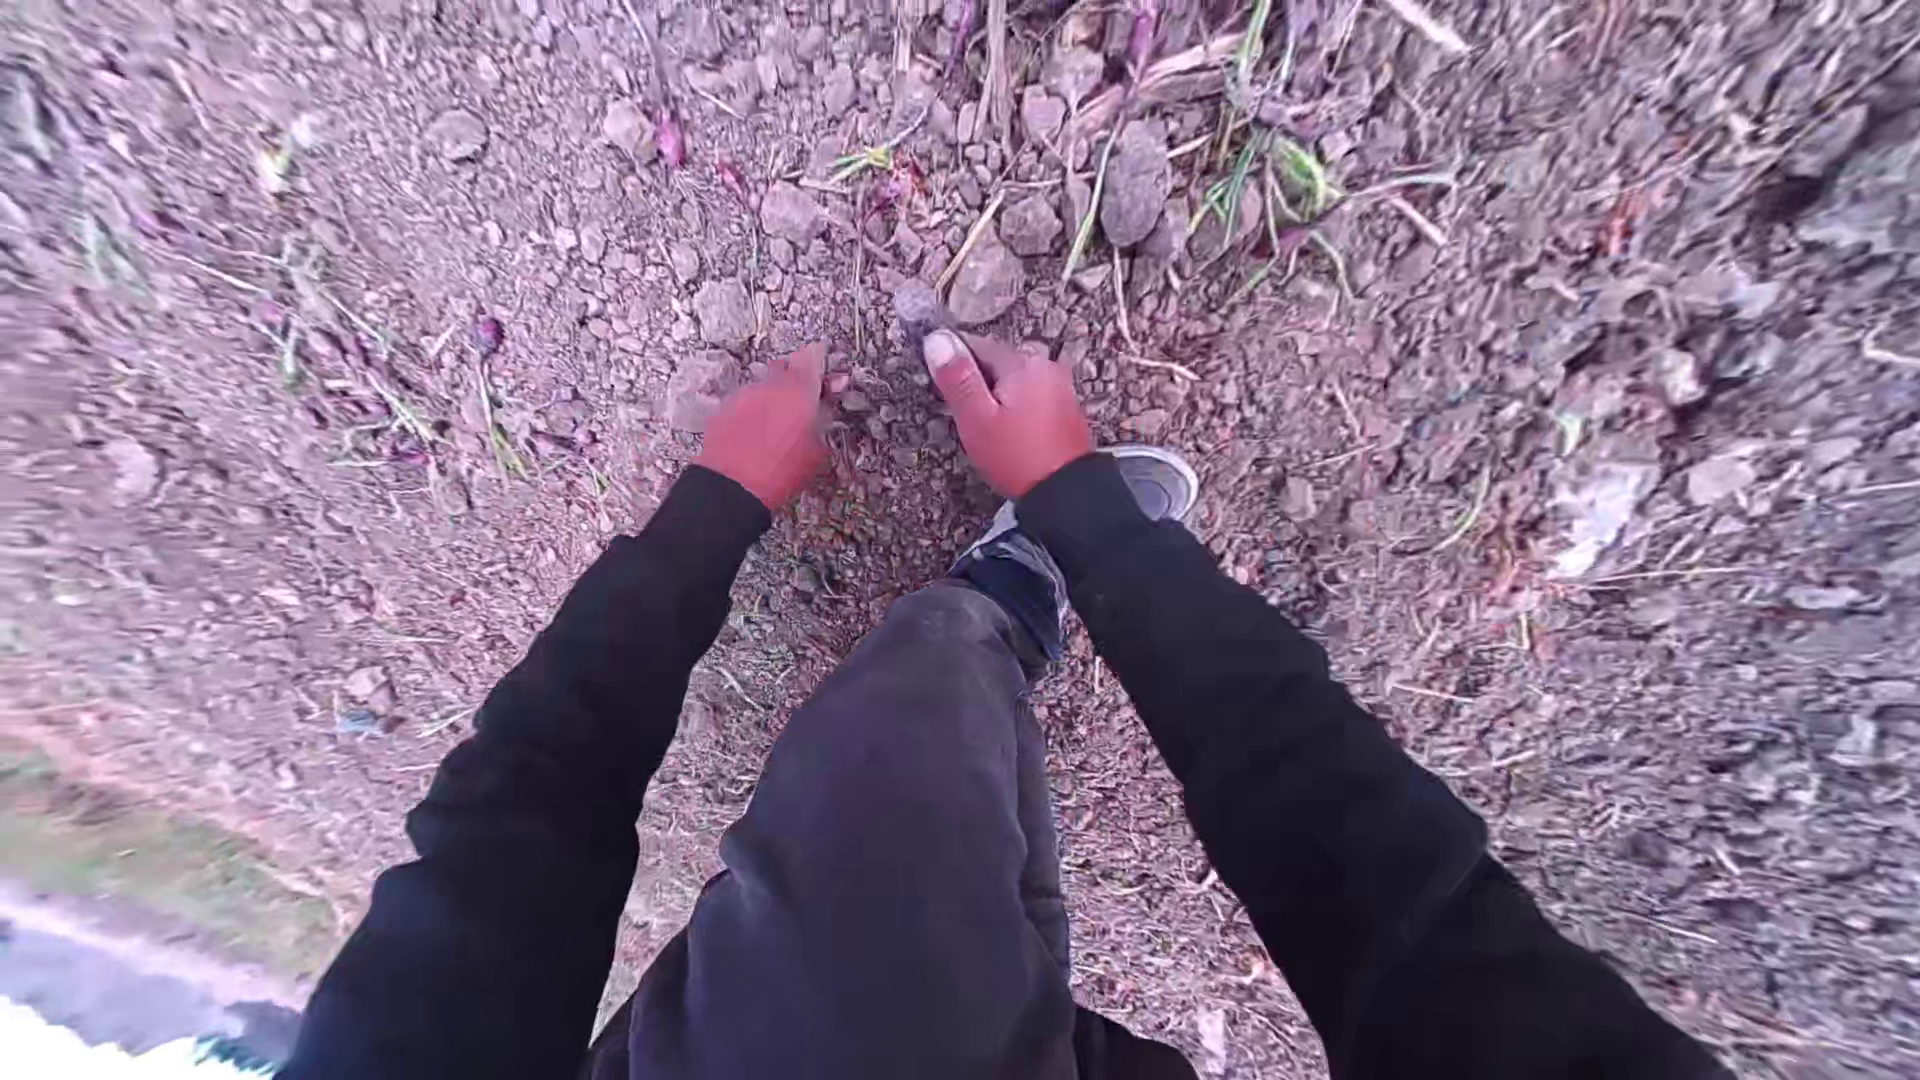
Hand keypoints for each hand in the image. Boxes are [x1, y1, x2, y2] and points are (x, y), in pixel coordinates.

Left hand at [694, 343, 827, 508]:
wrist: (732, 487)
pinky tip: (757, 433)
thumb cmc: (780, 473)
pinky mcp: (724, 409)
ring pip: (764, 386)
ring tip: (779, 424)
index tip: (823, 361)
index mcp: (799, 393)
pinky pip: (745, 402)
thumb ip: (823, 422)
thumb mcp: (816, 452)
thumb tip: (827, 409)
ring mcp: (744, 396)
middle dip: (795, 378)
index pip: (812, 359)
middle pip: (785, 368)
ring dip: (773, 397)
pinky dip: (753, 411)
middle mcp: (770, 387)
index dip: (819, 359)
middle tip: (803, 397)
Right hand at [923, 329, 1092, 496]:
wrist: (1066, 492)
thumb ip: (958, 378)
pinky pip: (1031, 400)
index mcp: (1023, 363)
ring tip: (987, 429)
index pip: (977, 346)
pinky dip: (1016, 411)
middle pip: (998, 365)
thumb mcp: (977, 418)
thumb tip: (937, 341)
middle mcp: (1046, 368)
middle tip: (965, 415)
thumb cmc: (1020, 459)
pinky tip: (1009, 435)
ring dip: (998, 399)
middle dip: (978, 385)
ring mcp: (1059, 389)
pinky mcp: (1065, 411)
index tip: (944, 386)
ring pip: (1015, 383)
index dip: (955, 366)